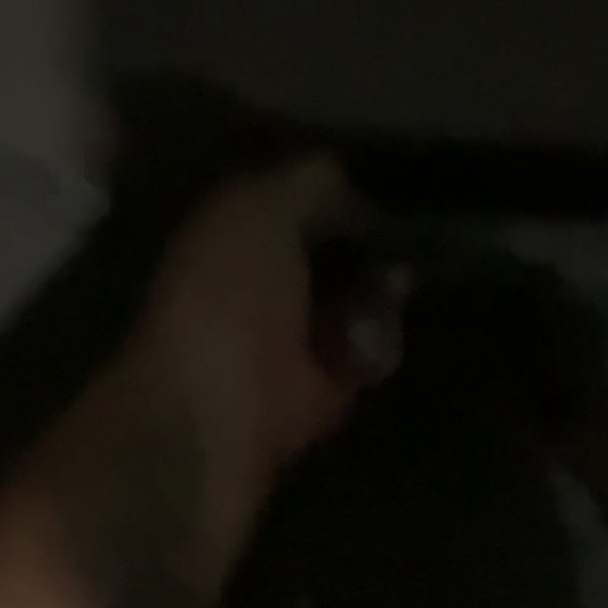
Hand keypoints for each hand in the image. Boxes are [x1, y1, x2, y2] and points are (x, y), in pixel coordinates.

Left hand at [133, 155, 409, 475]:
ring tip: (375, 313)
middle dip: (371, 252)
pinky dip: (371, 355)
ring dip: (377, 307)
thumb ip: (304, 183)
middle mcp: (255, 287)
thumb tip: (348, 178)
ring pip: (356, 307)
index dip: (338, 193)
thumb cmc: (223, 308)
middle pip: (334, 255)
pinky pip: (362, 362)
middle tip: (398, 255)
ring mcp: (282, 346)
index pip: (293, 202)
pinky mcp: (311, 398)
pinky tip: (361, 359)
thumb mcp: (256, 213)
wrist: (209, 430)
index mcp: (227, 237)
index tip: (381, 187)